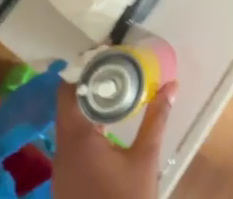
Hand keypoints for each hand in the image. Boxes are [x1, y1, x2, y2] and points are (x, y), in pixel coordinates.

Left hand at [53, 76, 175, 198]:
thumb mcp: (145, 159)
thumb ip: (155, 119)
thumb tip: (171, 85)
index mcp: (77, 140)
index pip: (67, 92)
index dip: (83, 68)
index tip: (105, 52)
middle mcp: (62, 150)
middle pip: (68, 105)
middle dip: (91, 83)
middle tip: (117, 66)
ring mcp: (61, 168)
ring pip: (70, 124)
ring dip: (89, 104)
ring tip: (116, 87)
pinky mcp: (66, 180)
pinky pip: (72, 142)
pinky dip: (88, 125)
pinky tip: (108, 122)